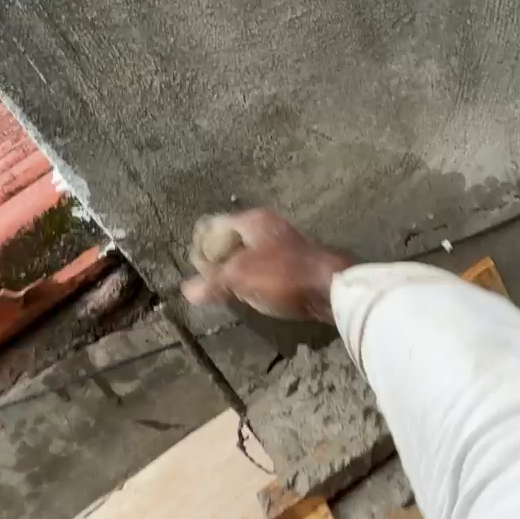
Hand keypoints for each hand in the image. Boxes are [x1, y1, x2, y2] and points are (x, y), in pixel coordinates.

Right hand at [181, 209, 353, 322]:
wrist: (332, 288)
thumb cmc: (283, 275)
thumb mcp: (239, 276)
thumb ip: (212, 281)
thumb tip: (187, 290)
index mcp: (252, 221)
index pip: (212, 226)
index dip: (199, 247)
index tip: (194, 270)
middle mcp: (268, 228)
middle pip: (231, 242)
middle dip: (217, 263)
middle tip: (206, 285)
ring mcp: (283, 246)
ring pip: (248, 258)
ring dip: (236, 275)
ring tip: (225, 294)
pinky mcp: (295, 266)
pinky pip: (265, 272)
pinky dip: (254, 282)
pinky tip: (251, 297)